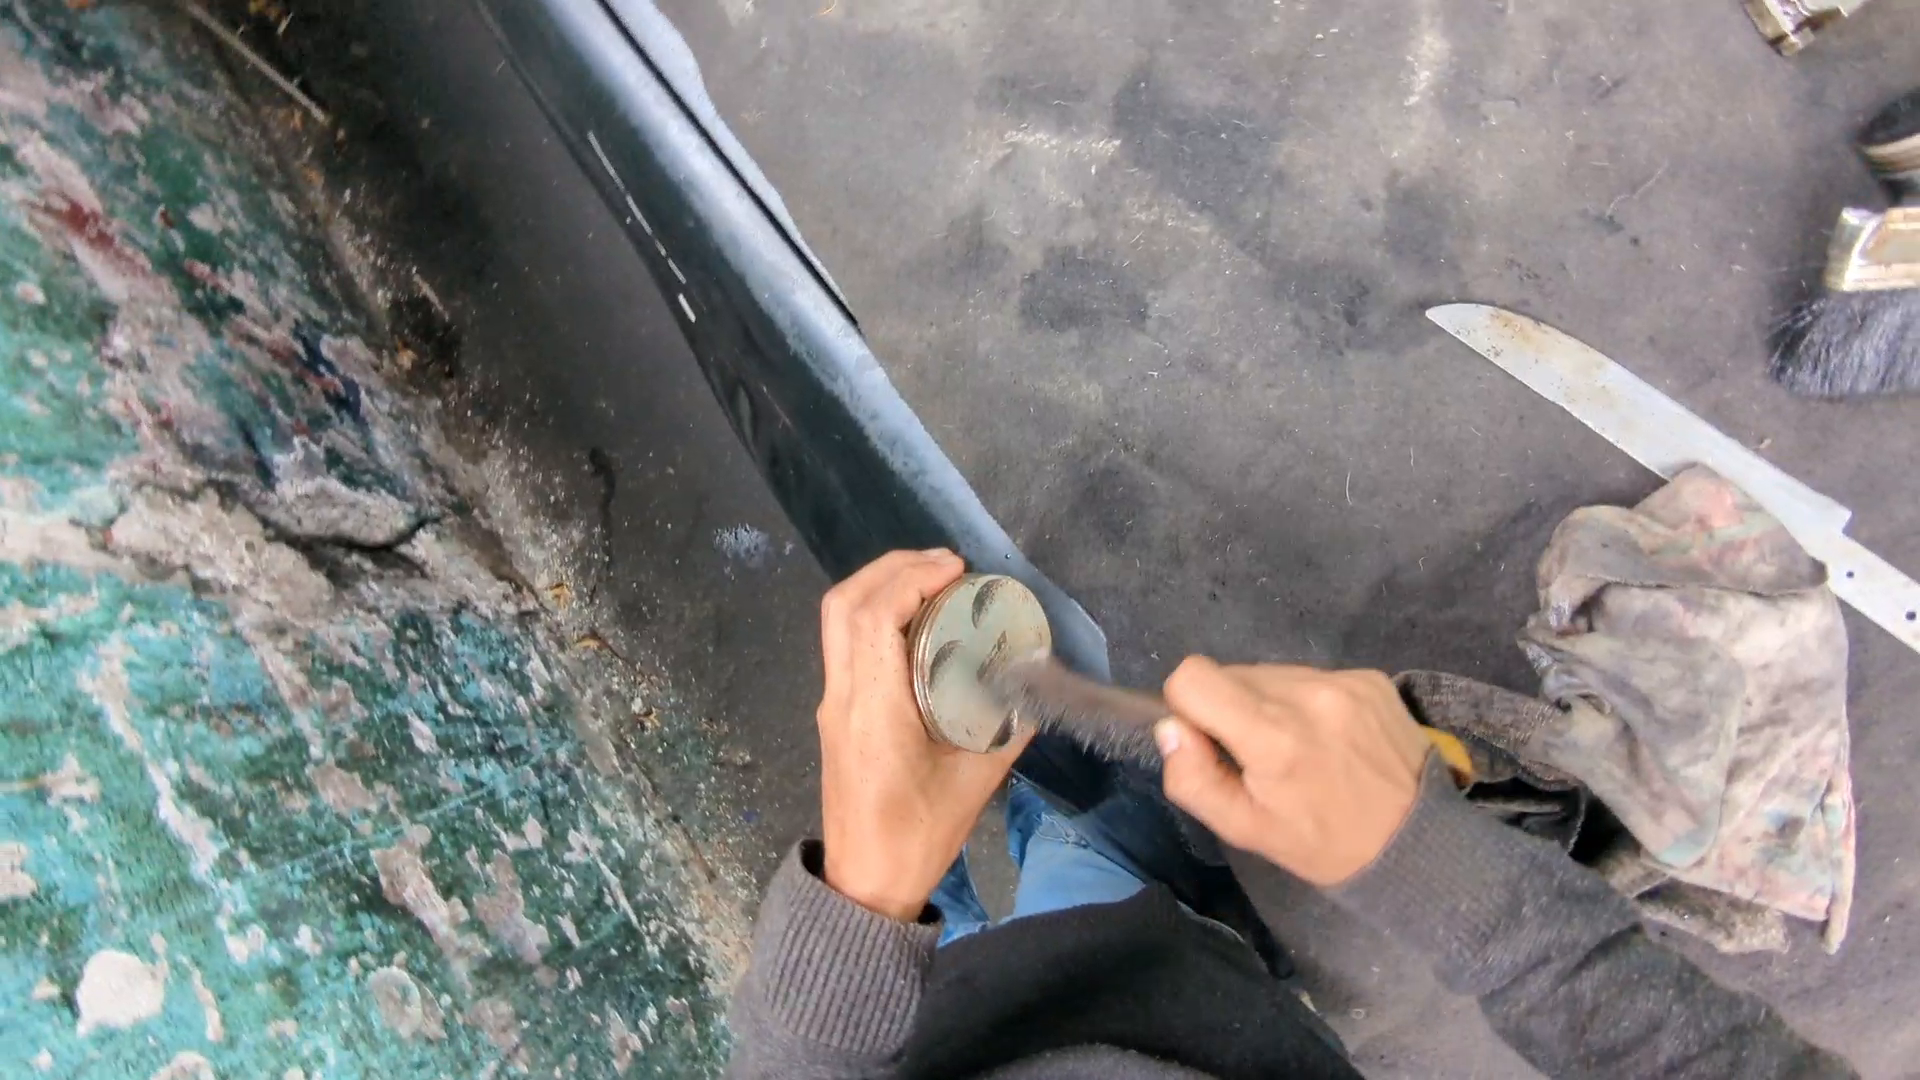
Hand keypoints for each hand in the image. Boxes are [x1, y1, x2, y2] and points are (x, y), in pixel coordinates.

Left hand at [815, 550, 1029, 919]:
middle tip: (946, 563)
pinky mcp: (835, 707)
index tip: (955, 570)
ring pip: (838, 618)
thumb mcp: (976, 780)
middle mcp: (842, 695)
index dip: (910, 579)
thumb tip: (1032, 680)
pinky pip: (845, 639)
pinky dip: (875, 609)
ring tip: (933, 577)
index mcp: (872, 709)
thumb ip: (1008, 726)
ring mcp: (831, 700)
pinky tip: (915, 615)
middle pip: (844, 604)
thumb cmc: (918, 836)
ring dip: (880, 583)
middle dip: (892, 567)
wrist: (863, 883)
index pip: (871, 618)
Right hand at [1153, 658, 1430, 886]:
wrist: (1422, 845)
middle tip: (1257, 752)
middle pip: (1227, 672)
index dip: (1186, 704)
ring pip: (1265, 671)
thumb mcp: (1245, 830)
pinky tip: (1327, 735)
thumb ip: (1192, 779)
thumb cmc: (1323, 843)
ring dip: (1264, 701)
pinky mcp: (1368, 677)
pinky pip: (1305, 673)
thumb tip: (1171, 728)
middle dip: (1227, 707)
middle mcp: (1306, 694)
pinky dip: (1302, 700)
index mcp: (1272, 735)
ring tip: (1296, 744)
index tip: (1207, 738)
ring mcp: (1342, 680)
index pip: (1192, 676)